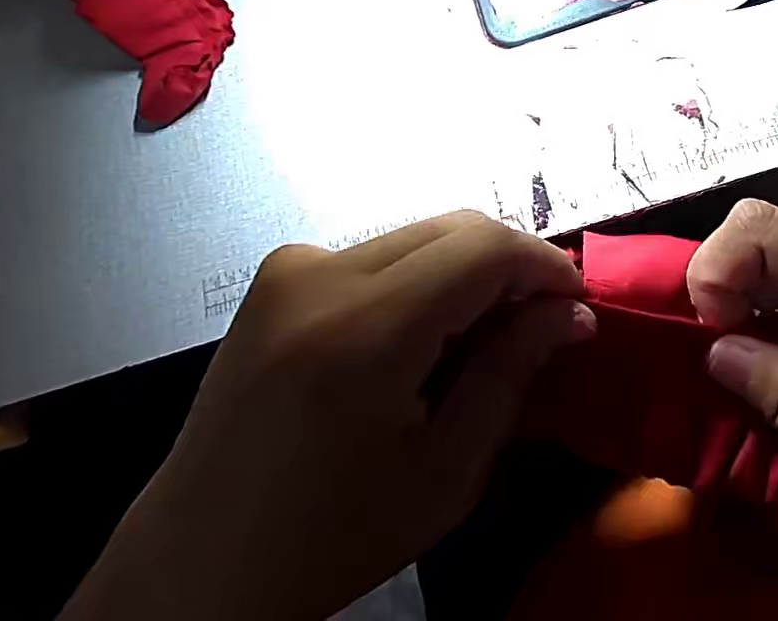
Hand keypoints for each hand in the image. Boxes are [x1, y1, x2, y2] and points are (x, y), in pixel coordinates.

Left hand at [64, 211, 593, 620]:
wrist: (202, 551)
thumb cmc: (330, 535)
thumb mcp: (443, 472)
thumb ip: (510, 374)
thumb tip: (569, 314)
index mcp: (362, 330)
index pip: (480, 247)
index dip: (541, 262)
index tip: (575, 298)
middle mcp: (319, 271)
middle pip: (448, 226)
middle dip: (507, 262)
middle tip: (540, 317)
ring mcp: (290, 262)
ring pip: (414, 234)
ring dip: (462, 269)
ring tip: (482, 330)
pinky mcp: (277, 269)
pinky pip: (374, 252)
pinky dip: (416, 276)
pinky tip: (419, 332)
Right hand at [686, 199, 777, 609]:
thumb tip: (714, 350)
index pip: (769, 230)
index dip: (716, 268)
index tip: (709, 340)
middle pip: (760, 238)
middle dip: (718, 292)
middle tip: (721, 368)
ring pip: (769, 266)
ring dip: (737, 317)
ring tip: (749, 386)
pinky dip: (763, 331)